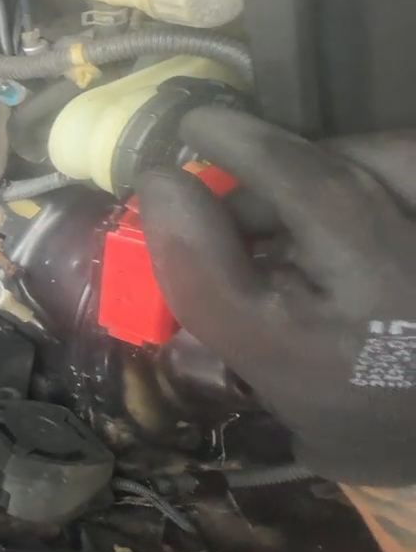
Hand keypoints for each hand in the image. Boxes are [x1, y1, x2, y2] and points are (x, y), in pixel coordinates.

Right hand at [137, 107, 415, 485]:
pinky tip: (352, 210)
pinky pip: (410, 176)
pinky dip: (380, 176)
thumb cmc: (317, 379)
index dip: (245, 141)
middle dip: (289, 160)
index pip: (310, 182)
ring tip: (305, 205)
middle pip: (367, 159)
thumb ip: (190, 256)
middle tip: (247, 190)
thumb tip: (160, 178)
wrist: (413, 426)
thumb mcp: (235, 331)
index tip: (190, 124)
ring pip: (403, 161)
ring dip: (342, 166)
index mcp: (380, 278)